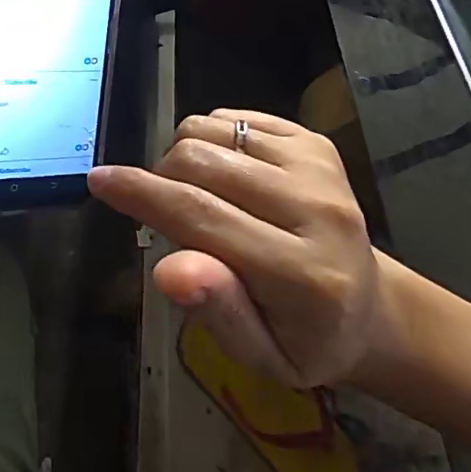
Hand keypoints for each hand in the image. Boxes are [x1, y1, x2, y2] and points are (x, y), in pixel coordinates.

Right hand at [89, 109, 385, 387]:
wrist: (371, 305)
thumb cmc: (304, 337)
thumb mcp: (260, 354)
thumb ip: (217, 310)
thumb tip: (168, 271)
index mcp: (304, 273)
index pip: (198, 215)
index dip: (138, 193)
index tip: (99, 180)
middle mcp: (317, 208)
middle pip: (196, 161)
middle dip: (158, 179)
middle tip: (164, 211)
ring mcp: (317, 166)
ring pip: (206, 130)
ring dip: (180, 156)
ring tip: (196, 193)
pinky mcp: (314, 140)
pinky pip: (227, 117)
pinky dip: (207, 139)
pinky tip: (223, 173)